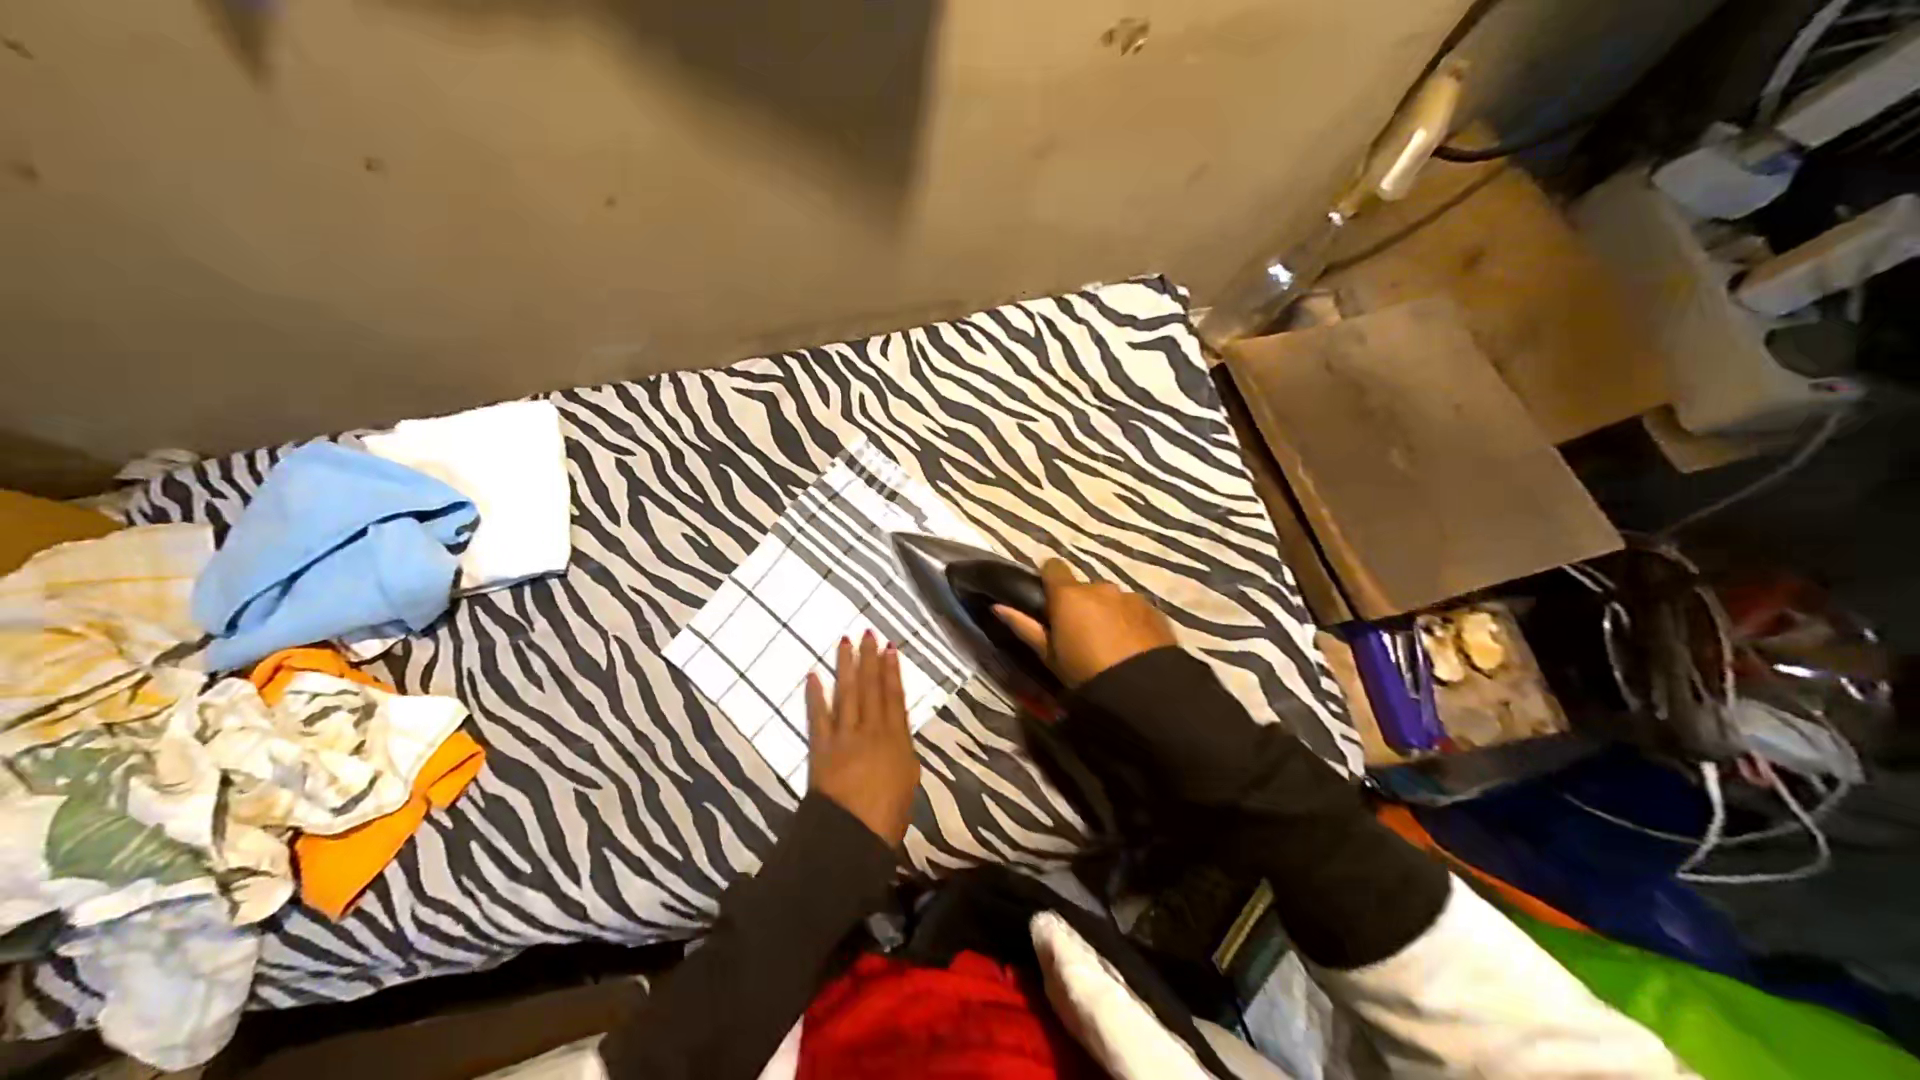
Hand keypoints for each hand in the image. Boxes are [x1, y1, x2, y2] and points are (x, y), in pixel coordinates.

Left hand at [806, 631, 919, 848]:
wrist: (852, 834)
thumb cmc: (889, 815)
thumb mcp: (908, 780)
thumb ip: (901, 750)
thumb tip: (895, 733)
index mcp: (897, 739)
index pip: (894, 697)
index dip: (892, 671)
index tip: (889, 648)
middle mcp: (872, 730)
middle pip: (870, 688)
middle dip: (869, 659)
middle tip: (867, 633)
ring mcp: (844, 736)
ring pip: (846, 693)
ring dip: (845, 667)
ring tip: (844, 642)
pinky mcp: (821, 747)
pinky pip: (818, 716)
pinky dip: (815, 695)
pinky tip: (814, 676)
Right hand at [993, 559, 1176, 686]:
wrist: (1143, 691)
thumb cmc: (1085, 673)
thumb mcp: (1049, 656)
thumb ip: (1024, 627)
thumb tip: (998, 606)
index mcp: (1069, 595)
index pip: (1052, 567)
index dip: (1048, 580)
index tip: (1048, 602)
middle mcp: (1100, 587)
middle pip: (1083, 588)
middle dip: (1080, 604)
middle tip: (1078, 635)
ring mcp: (1130, 597)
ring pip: (1110, 599)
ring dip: (1106, 613)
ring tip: (1108, 644)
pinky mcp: (1154, 611)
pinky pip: (1133, 610)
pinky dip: (1128, 622)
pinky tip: (1130, 647)